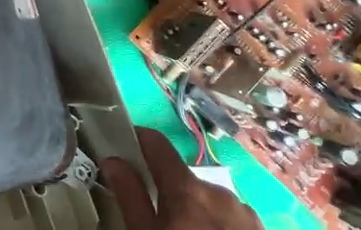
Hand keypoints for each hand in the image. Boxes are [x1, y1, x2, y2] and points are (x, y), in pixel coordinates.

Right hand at [100, 126, 261, 229]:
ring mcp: (247, 214)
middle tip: (159, 218)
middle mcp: (220, 191)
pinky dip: (219, 224)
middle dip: (169, 190)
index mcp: (187, 188)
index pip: (156, 142)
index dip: (137, 139)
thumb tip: (112, 160)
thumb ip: (129, 195)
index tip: (124, 147)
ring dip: (197, 209)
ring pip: (211, 199)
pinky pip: (233, 218)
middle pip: (184, 177)